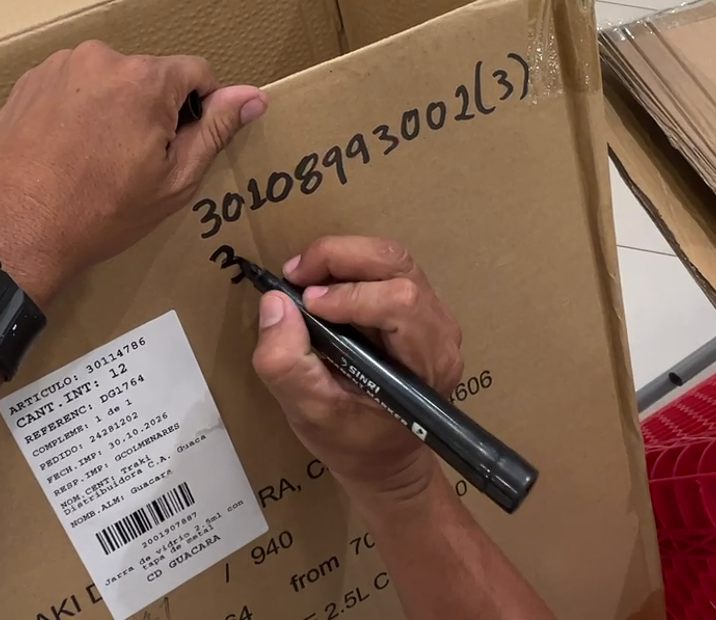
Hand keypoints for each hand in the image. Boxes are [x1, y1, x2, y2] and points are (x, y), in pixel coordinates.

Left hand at [0, 40, 264, 305]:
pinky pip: (69, 87)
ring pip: (107, 80)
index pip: (197, 73)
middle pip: (148, 76)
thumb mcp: (173, 181)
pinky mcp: (25, 82)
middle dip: (151, 109)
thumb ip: (214, 130)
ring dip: (111, 108)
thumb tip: (253, 96)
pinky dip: (75, 111)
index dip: (198, 109)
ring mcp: (58, 66)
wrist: (10, 234)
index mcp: (146, 79)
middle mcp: (102, 57)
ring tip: (92, 159)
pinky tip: (63, 152)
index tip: (178, 145)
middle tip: (133, 161)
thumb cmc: (98, 214)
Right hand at [251, 237, 464, 511]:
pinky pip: (384, 266)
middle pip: (395, 265)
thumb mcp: (309, 415)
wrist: (384, 458)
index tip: (305, 303)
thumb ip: (287, 364)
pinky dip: (346, 263)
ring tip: (303, 277)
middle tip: (295, 276)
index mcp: (426, 364)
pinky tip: (319, 284)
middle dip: (340, 258)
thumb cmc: (352, 443)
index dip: (350, 294)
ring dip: (341, 256)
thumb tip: (275, 303)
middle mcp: (440, 331)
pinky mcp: (417, 302)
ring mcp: (433, 313)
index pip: (401, 302)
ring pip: (390, 257)